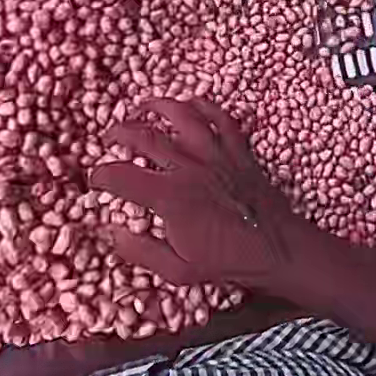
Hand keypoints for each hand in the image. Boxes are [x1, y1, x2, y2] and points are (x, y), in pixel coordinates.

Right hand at [89, 98, 339, 298]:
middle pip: (145, 135)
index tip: (96, 179)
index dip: (101, 175)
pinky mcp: (237, 150)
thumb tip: (113, 232)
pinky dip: (203, 106)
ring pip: (182, 115)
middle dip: (120, 131)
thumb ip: (141, 251)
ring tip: (144, 107)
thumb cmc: (229, 262)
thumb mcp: (178, 270)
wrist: (278, 249)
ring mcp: (216, 154)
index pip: (121, 176)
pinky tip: (191, 105)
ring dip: (158, 107)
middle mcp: (190, 168)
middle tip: (111, 136)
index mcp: (171, 197)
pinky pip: (219, 117)